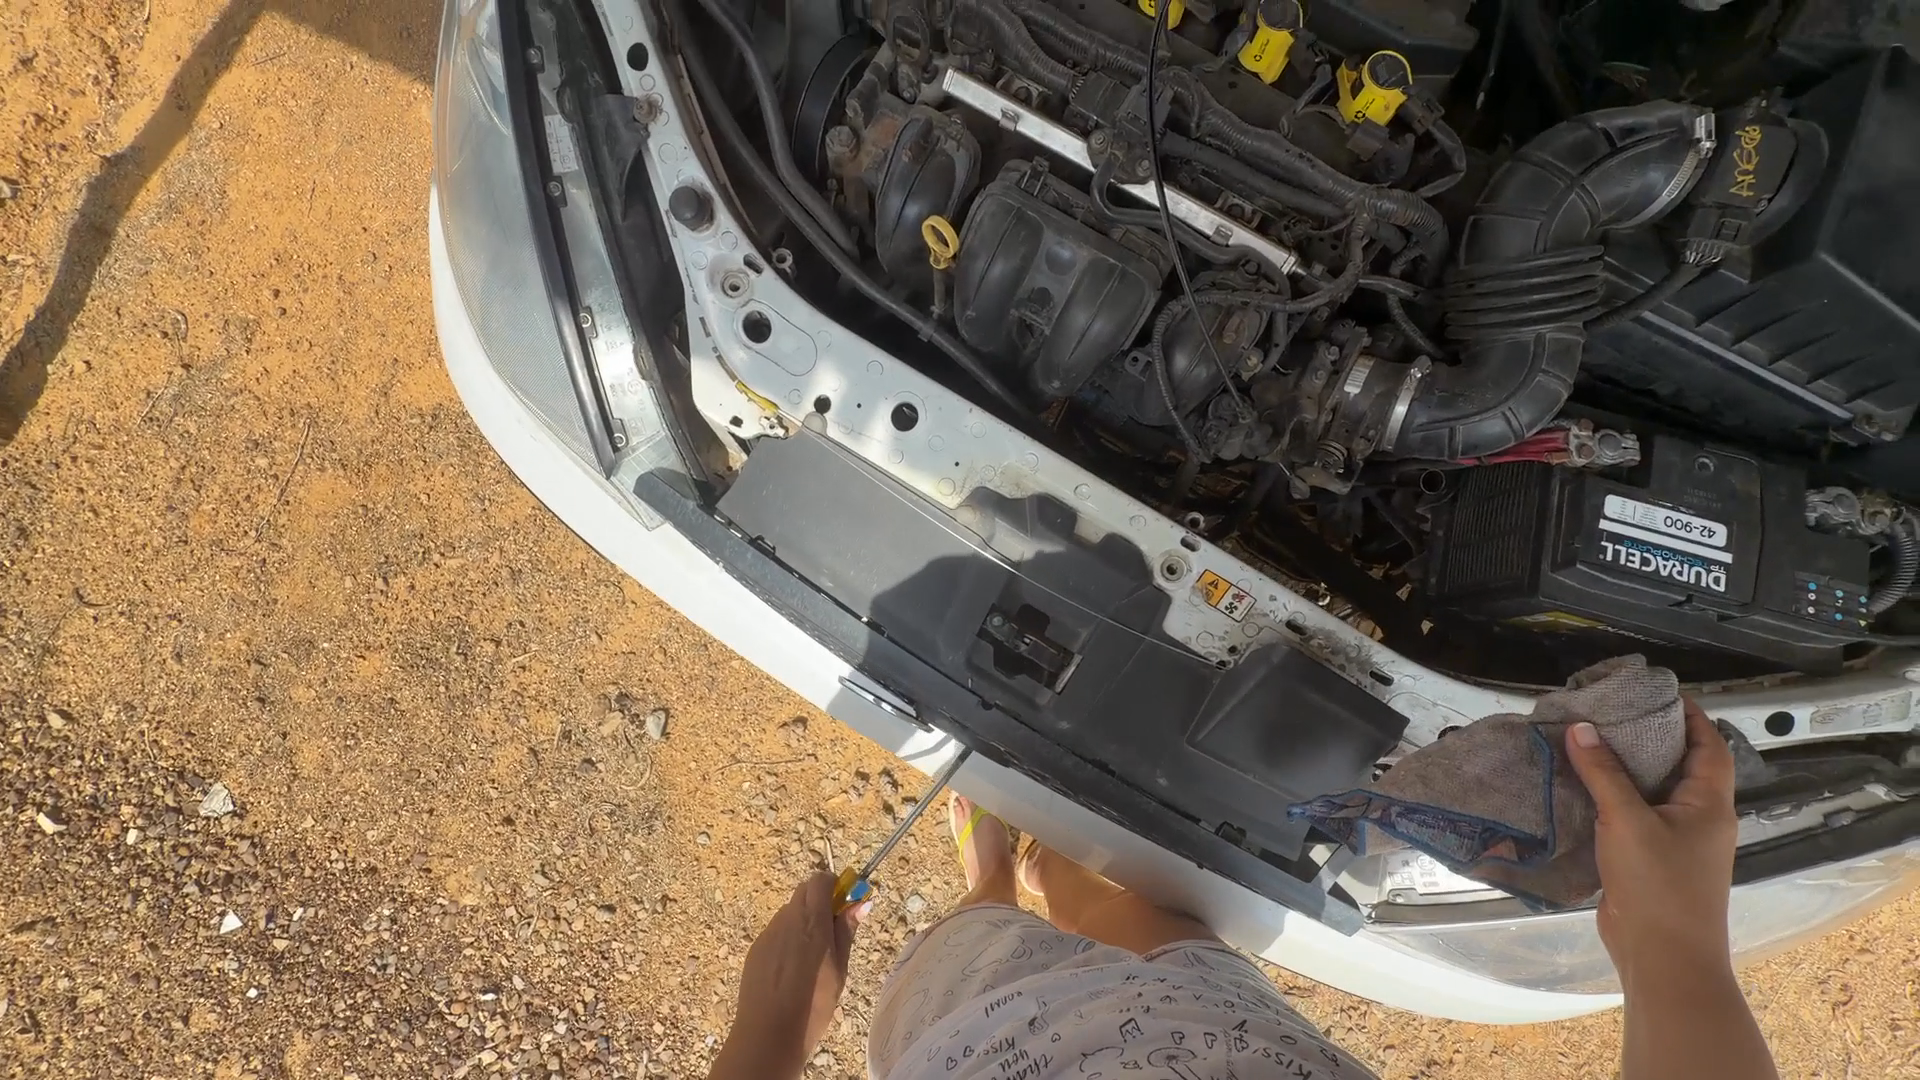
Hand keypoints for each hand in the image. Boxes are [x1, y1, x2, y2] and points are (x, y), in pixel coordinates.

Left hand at [711, 872, 868, 1079]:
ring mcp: (769, 933)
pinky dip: (787, 938)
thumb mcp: (839, 969)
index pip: (820, 880)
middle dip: (819, 900)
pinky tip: (791, 969)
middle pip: (804, 891)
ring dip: (803, 920)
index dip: (834, 885)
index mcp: (812, 920)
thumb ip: (846, 931)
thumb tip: (861, 903)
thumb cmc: (813, 1004)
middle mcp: (788, 919)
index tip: (844, 903)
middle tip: (830, 929)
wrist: (767, 1035)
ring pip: (789, 911)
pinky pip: (776, 931)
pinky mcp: (756, 949)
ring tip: (810, 956)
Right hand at [1565, 698, 1737, 988]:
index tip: (1663, 692)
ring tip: (1586, 736)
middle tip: (1611, 708)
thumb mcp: (1627, 820)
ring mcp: (1671, 838)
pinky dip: (1606, 790)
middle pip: (1680, 766)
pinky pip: (1628, 809)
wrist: (1662, 952)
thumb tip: (1581, 726)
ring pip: (1650, 788)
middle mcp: (1696, 818)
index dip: (1694, 719)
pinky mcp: (1645, 854)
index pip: (1711, 750)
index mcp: (1707, 806)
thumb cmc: (1658, 883)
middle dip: (1651, 736)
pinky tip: (1575, 782)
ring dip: (1623, 764)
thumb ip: (1603, 773)